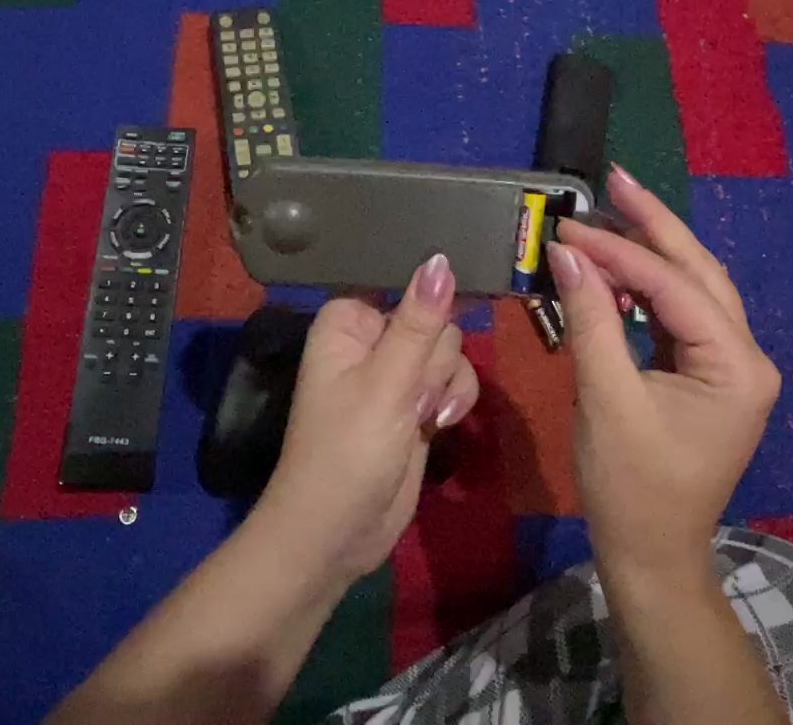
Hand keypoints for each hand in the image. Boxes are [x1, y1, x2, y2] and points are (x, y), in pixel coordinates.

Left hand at [252, 255, 480, 580]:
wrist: (338, 533)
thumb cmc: (348, 451)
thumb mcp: (387, 383)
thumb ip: (419, 322)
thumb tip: (442, 259)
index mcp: (349, 322)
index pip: (408, 289)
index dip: (424, 320)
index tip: (420, 354)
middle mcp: (371, 339)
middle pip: (436, 323)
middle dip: (434, 365)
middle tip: (409, 399)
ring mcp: (394, 373)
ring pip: (450, 353)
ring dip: (446, 387)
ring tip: (420, 420)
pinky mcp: (415, 404)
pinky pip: (453, 381)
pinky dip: (453, 402)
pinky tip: (437, 427)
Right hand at [545, 166, 780, 584]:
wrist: (650, 553)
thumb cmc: (631, 485)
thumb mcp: (606, 399)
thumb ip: (590, 320)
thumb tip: (566, 253)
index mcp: (737, 365)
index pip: (674, 286)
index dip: (618, 251)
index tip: (566, 227)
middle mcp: (745, 356)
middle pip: (698, 271)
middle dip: (654, 224)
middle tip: (613, 179)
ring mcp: (727, 365)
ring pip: (690, 287)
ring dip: (649, 250)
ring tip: (609, 212)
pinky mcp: (704, 373)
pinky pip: (676, 313)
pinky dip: (644, 286)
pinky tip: (615, 268)